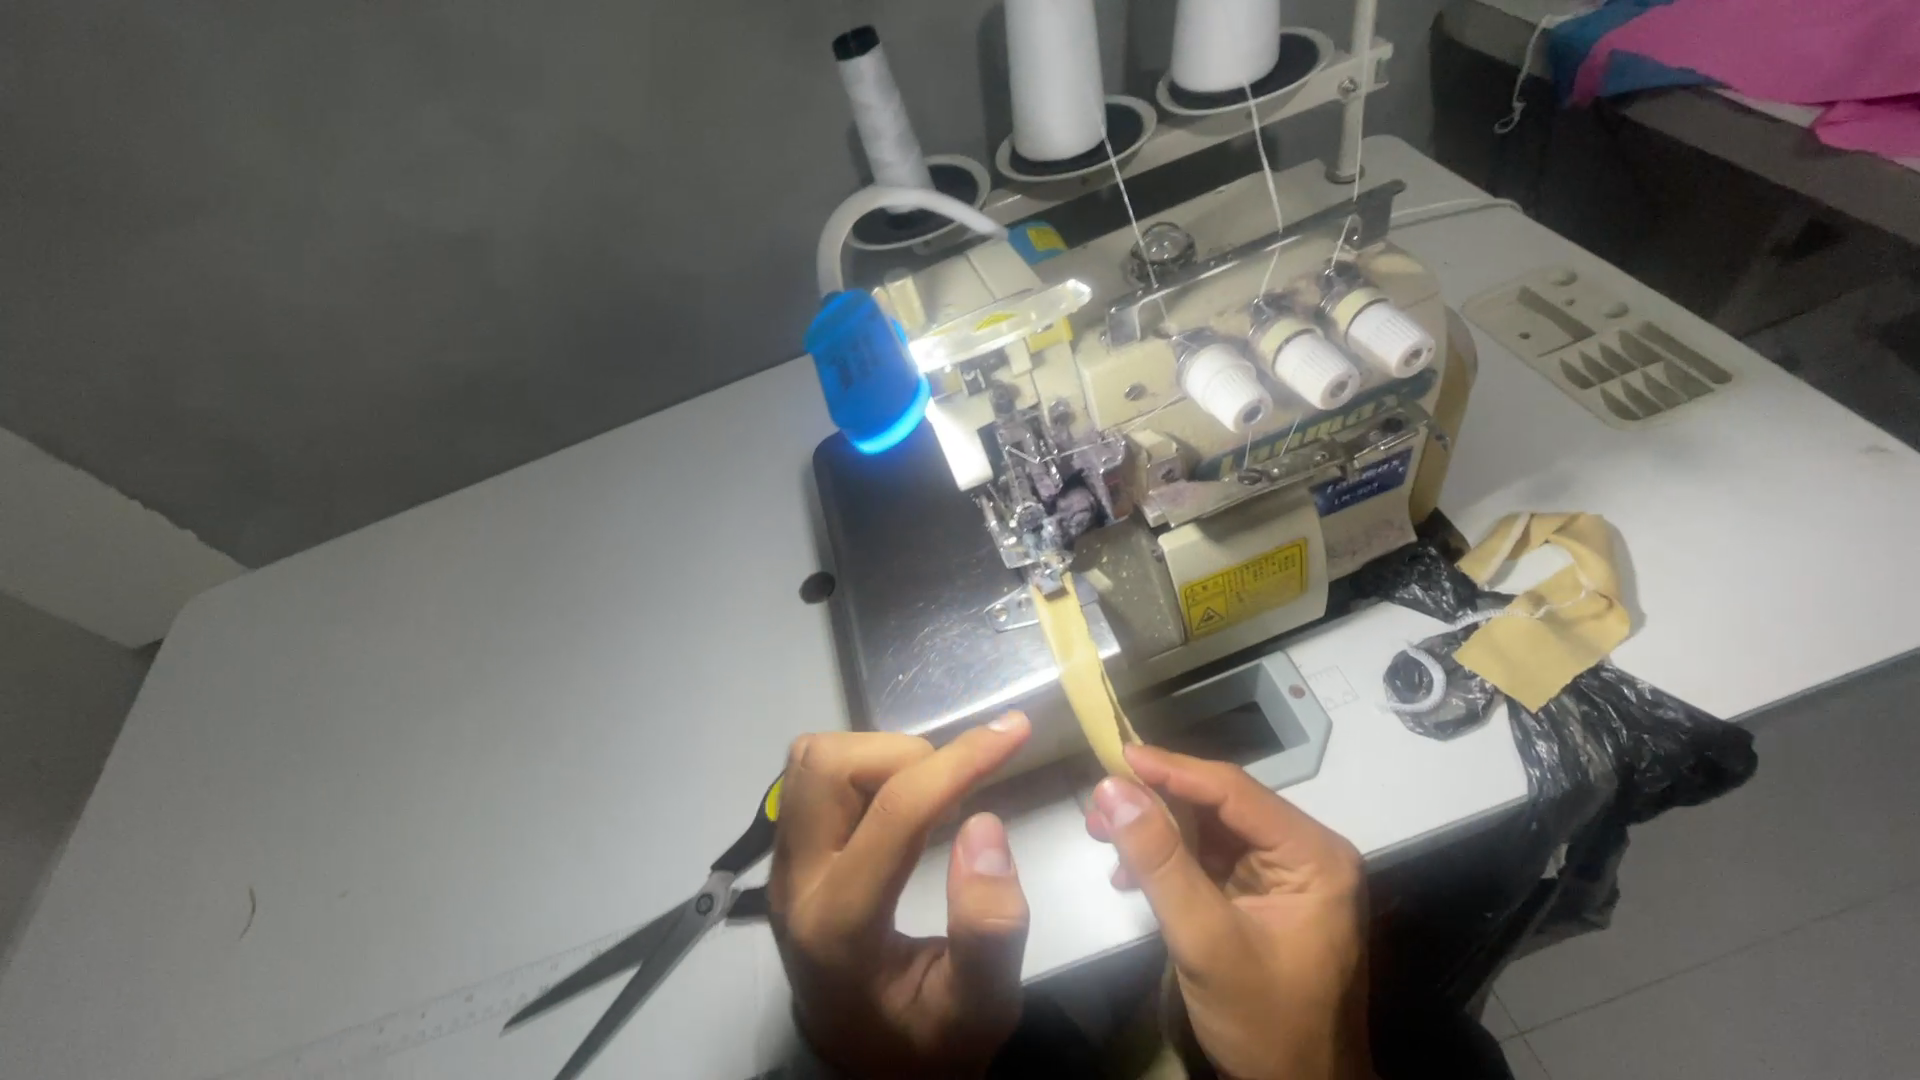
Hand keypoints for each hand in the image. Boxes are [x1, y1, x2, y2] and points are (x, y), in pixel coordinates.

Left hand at [769, 714, 1032, 1078]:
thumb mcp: (978, 1011)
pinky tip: (901, 801)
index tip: (1014, 732)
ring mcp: (783, 864)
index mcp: (840, 926)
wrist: (860, 1062)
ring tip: (929, 791)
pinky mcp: (788, 853)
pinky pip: (814, 775)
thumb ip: (989, 930)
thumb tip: (985, 824)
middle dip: (906, 756)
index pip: (896, 813)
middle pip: (828, 767)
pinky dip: (864, 766)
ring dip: (880, 755)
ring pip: (813, 760)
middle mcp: (796, 882)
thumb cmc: (923, 1042)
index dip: (961, 762)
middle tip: (955, 787)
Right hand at [1086, 744, 1371, 1079]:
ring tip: (1103, 835)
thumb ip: (1159, 861)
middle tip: (1099, 805)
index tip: (1117, 754)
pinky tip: (1130, 874)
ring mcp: (1285, 874)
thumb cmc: (1265, 1023)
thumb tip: (1112, 788)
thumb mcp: (1206, 941)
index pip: (1234, 790)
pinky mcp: (1263, 894)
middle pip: (1219, 805)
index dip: (1172, 769)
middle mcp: (1305, 851)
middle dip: (1156, 803)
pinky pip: (1209, 858)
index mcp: (1313, 855)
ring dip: (1155, 830)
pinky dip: (1168, 861)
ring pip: (1209, 828)